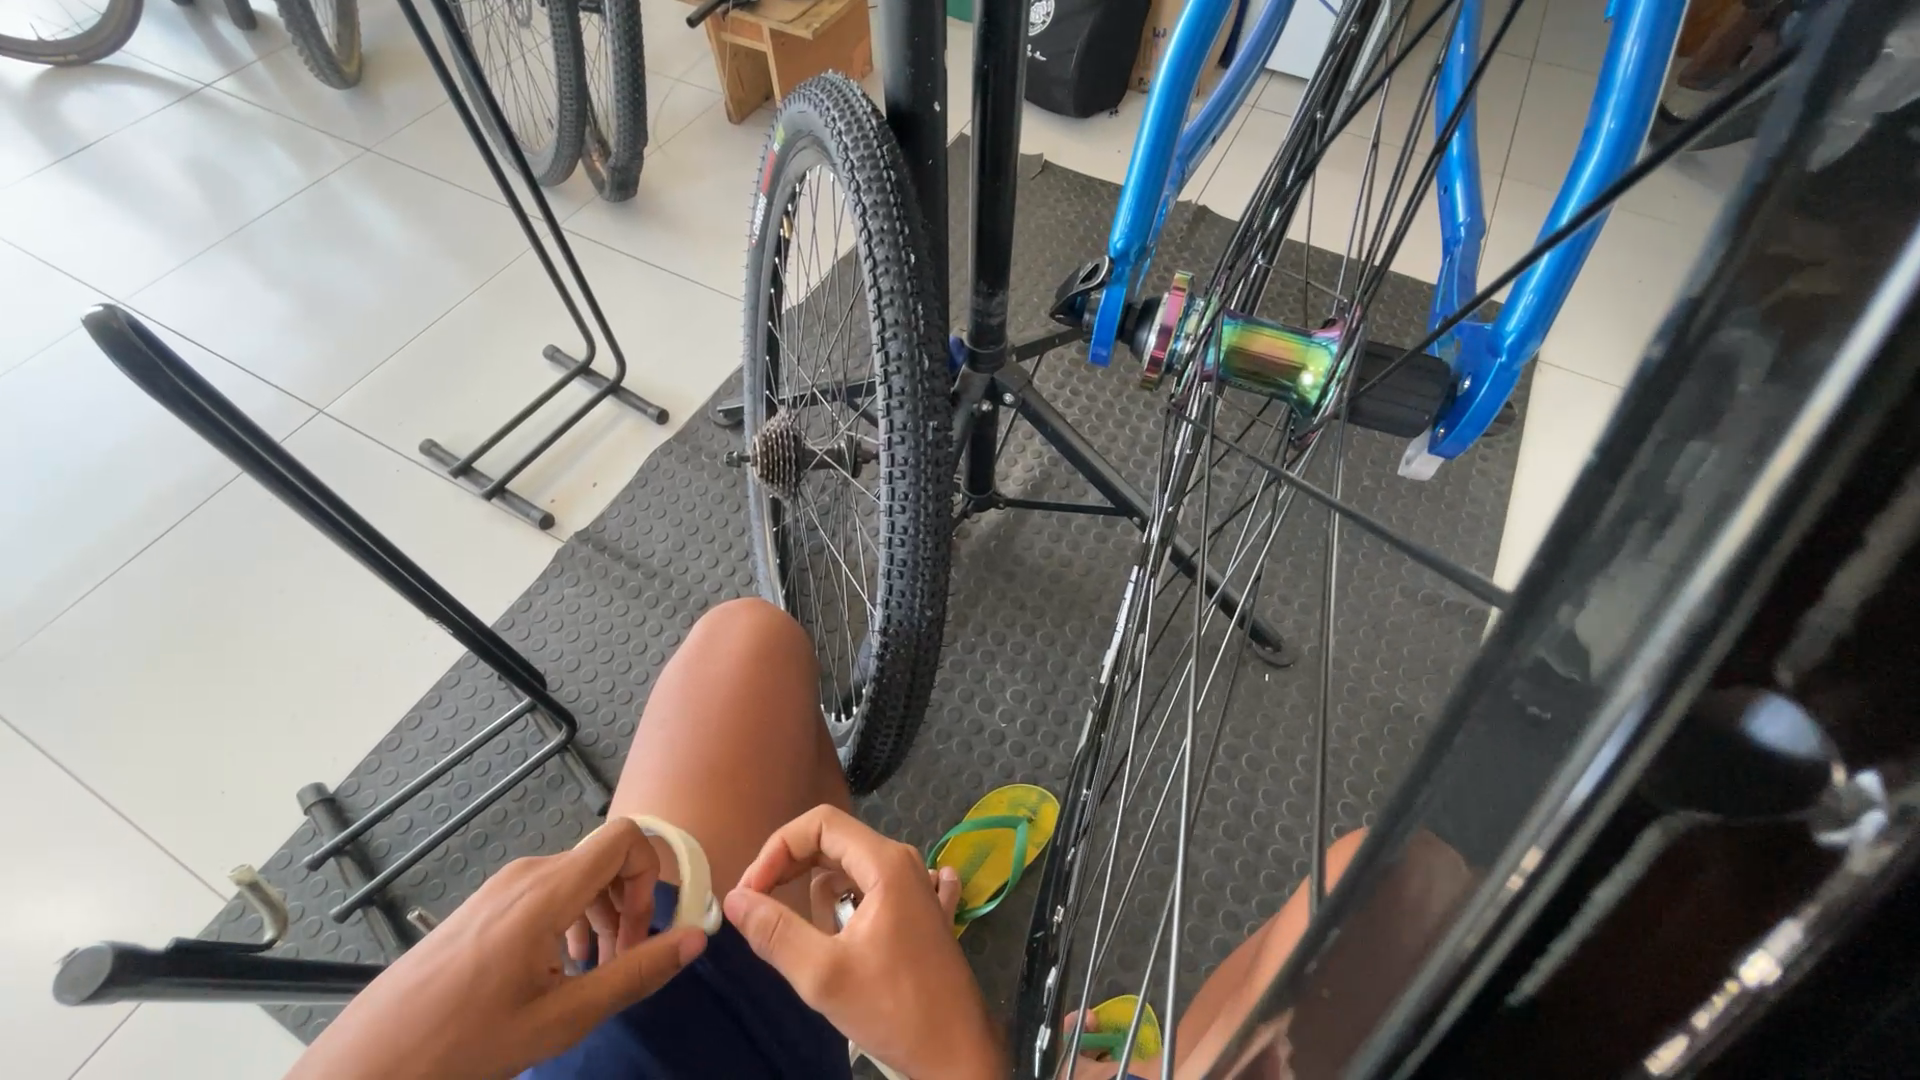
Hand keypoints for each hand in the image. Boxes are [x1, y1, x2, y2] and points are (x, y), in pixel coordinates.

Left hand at [290, 819, 706, 1079]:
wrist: (361, 1070)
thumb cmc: (463, 1046)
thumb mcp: (561, 1019)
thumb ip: (635, 974)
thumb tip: (698, 937)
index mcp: (546, 892)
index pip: (625, 837)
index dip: (651, 872)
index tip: (644, 930)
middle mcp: (526, 874)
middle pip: (605, 860)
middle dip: (628, 906)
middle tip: (622, 963)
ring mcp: (500, 888)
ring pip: (578, 878)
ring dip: (602, 916)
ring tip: (593, 973)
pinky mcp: (483, 905)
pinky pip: (547, 892)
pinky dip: (570, 921)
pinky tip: (556, 973)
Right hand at [724, 805, 1004, 1079]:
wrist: (957, 1052)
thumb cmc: (894, 1008)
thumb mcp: (823, 975)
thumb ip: (775, 931)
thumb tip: (734, 898)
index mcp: (885, 862)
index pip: (820, 824)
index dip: (779, 848)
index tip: (752, 890)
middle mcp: (903, 862)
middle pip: (834, 842)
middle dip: (793, 870)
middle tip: (762, 910)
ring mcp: (918, 885)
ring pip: (851, 869)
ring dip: (823, 897)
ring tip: (816, 942)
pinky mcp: (923, 911)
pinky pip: (875, 890)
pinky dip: (852, 904)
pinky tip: (850, 927)